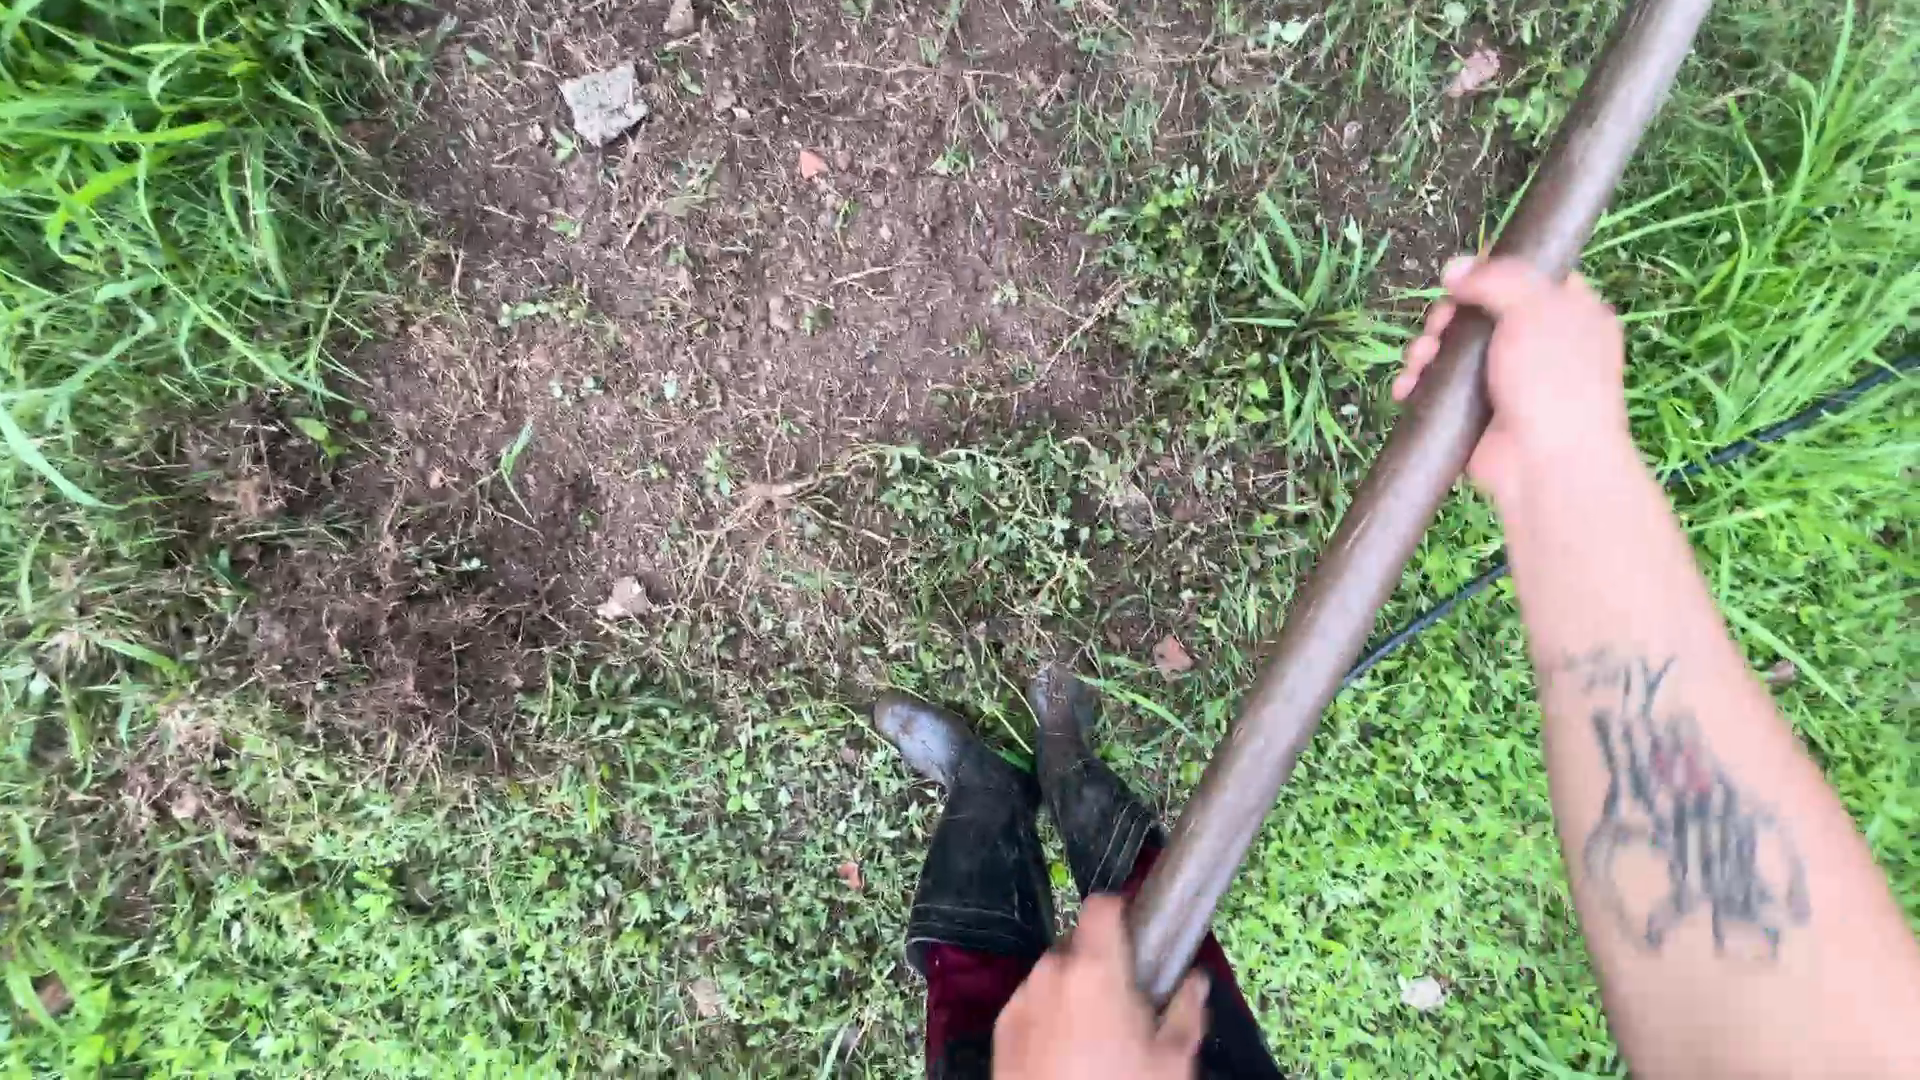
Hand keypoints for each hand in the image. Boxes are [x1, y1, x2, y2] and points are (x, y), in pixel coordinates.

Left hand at [993, 896, 1209, 1079]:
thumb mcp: (1171, 1065)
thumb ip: (1185, 1012)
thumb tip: (1196, 981)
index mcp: (1095, 967)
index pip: (1102, 904)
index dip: (1120, 911)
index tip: (1136, 934)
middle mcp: (1053, 968)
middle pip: (1080, 943)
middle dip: (1100, 963)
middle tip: (1123, 1005)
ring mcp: (1022, 994)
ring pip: (1055, 973)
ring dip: (1073, 988)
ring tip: (1094, 1038)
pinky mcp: (1002, 1023)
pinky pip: (1033, 1000)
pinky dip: (1047, 1013)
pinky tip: (1063, 1054)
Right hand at [1391, 255, 1630, 509]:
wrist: (1544, 460)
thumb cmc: (1554, 380)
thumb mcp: (1536, 311)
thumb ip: (1497, 280)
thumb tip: (1455, 266)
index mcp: (1567, 315)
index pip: (1526, 280)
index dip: (1490, 277)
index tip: (1461, 284)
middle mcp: (1534, 345)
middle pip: (1476, 316)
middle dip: (1444, 320)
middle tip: (1437, 329)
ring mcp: (1499, 381)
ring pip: (1449, 353)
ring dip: (1424, 352)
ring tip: (1418, 363)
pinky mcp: (1470, 412)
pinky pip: (1434, 390)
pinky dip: (1416, 386)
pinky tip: (1406, 389)